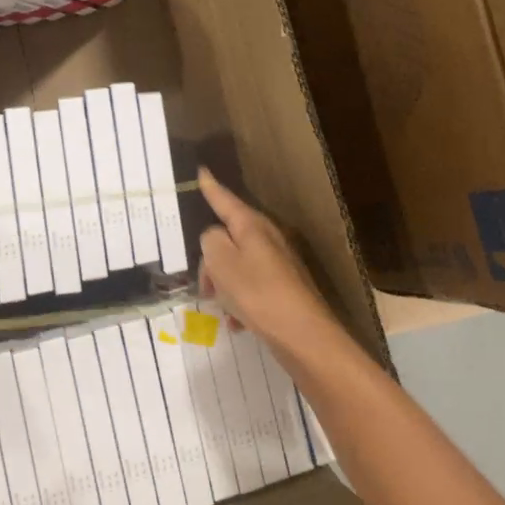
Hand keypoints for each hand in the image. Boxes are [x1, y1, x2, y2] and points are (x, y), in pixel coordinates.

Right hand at [197, 166, 338, 350]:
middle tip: (203, 286)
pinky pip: (252, 287)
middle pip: (229, 238)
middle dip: (211, 260)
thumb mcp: (221, 261)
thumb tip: (215, 237)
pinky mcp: (284, 287)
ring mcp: (278, 262)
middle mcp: (268, 237)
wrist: (302, 333)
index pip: (225, 199)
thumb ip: (211, 240)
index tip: (202, 171)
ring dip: (224, 285)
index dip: (211, 187)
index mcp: (251, 225)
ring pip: (238, 265)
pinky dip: (240, 302)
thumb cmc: (257, 292)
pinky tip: (237, 324)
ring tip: (221, 308)